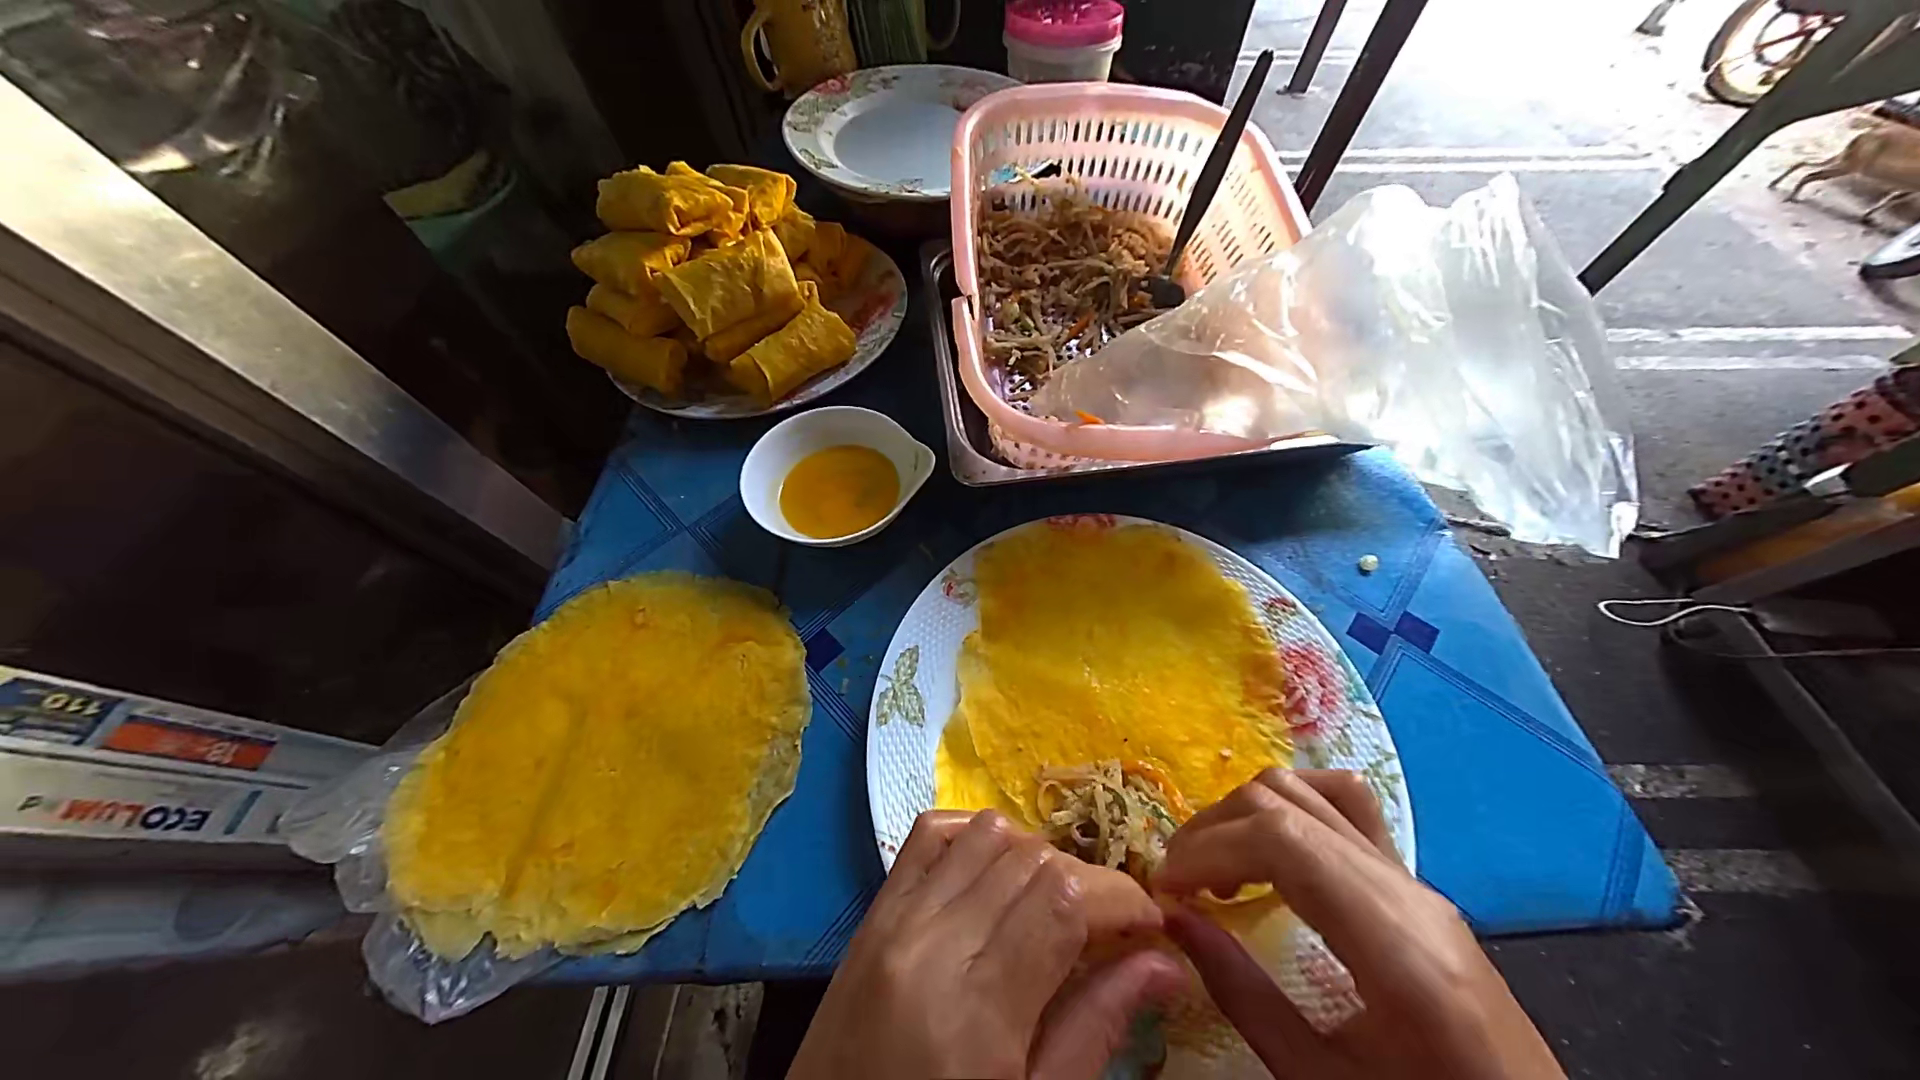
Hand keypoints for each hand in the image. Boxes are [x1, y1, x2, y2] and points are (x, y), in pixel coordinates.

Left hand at [788, 810, 1186, 1079]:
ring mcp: (895, 917)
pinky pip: (930, 834)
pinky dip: (975, 835)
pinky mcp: (873, 911)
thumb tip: (1166, 964)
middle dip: (1087, 879)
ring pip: (987, 833)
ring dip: (1036, 855)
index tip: (1151, 923)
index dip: (1121, 896)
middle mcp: (932, 941)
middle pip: (1031, 859)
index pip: (1063, 898)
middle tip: (1110, 925)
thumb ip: (1094, 1027)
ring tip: (1054, 904)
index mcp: (975, 1008)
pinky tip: (997, 871)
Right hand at [1156, 769, 1564, 1079]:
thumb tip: (1174, 919)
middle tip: (1177, 880)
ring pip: (1309, 790)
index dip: (1207, 848)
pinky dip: (1289, 806)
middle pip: (1285, 801)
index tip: (1165, 887)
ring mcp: (1416, 879)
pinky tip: (1267, 845)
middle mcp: (1408, 890)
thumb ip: (1242, 996)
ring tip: (1213, 865)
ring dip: (1242, 813)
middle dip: (1212, 828)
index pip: (1281, 839)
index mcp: (1396, 943)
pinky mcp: (1415, 883)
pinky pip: (1345, 806)